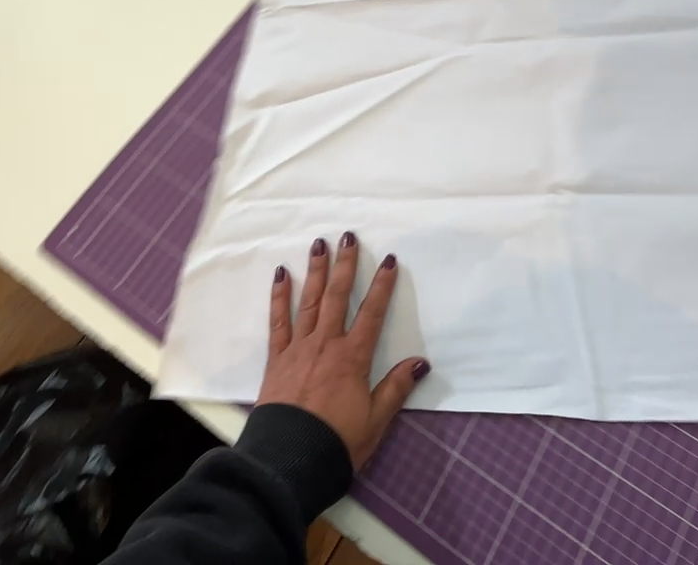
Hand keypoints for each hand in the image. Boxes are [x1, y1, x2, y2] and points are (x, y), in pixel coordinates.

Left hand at [258, 231, 429, 468]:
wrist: (288, 461)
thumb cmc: (337, 443)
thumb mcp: (375, 421)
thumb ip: (396, 389)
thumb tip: (420, 362)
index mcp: (352, 357)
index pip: (372, 313)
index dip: (382, 285)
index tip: (388, 259)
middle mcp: (326, 344)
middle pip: (337, 296)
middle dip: (345, 264)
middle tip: (348, 235)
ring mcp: (298, 348)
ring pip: (309, 301)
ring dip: (315, 271)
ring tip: (319, 244)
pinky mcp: (276, 358)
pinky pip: (278, 321)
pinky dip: (280, 296)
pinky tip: (281, 275)